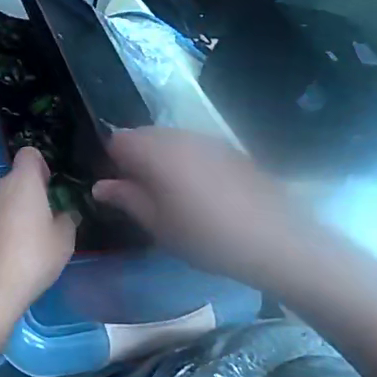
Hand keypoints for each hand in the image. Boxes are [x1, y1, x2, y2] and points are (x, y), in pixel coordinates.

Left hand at [0, 147, 76, 338]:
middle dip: (23, 196)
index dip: (40, 167)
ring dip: (6, 213)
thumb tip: (64, 214)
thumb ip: (66, 220)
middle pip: (11, 181)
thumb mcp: (63, 242)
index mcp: (21, 181)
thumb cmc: (31, 259)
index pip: (29, 155)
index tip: (48, 189)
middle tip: (37, 225)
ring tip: (17, 244)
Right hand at [93, 127, 329, 289]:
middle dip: (135, 158)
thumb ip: (126, 199)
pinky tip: (198, 193)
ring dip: (161, 159)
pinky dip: (186, 162)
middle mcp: (179, 137)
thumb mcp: (157, 224)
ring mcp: (208, 140)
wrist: (276, 240)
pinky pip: (194, 147)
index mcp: (155, 152)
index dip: (111, 162)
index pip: (117, 141)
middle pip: (143, 135)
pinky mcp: (230, 150)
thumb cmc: (205, 236)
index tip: (116, 188)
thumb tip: (100, 186)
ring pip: (170, 140)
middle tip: (140, 195)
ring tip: (169, 195)